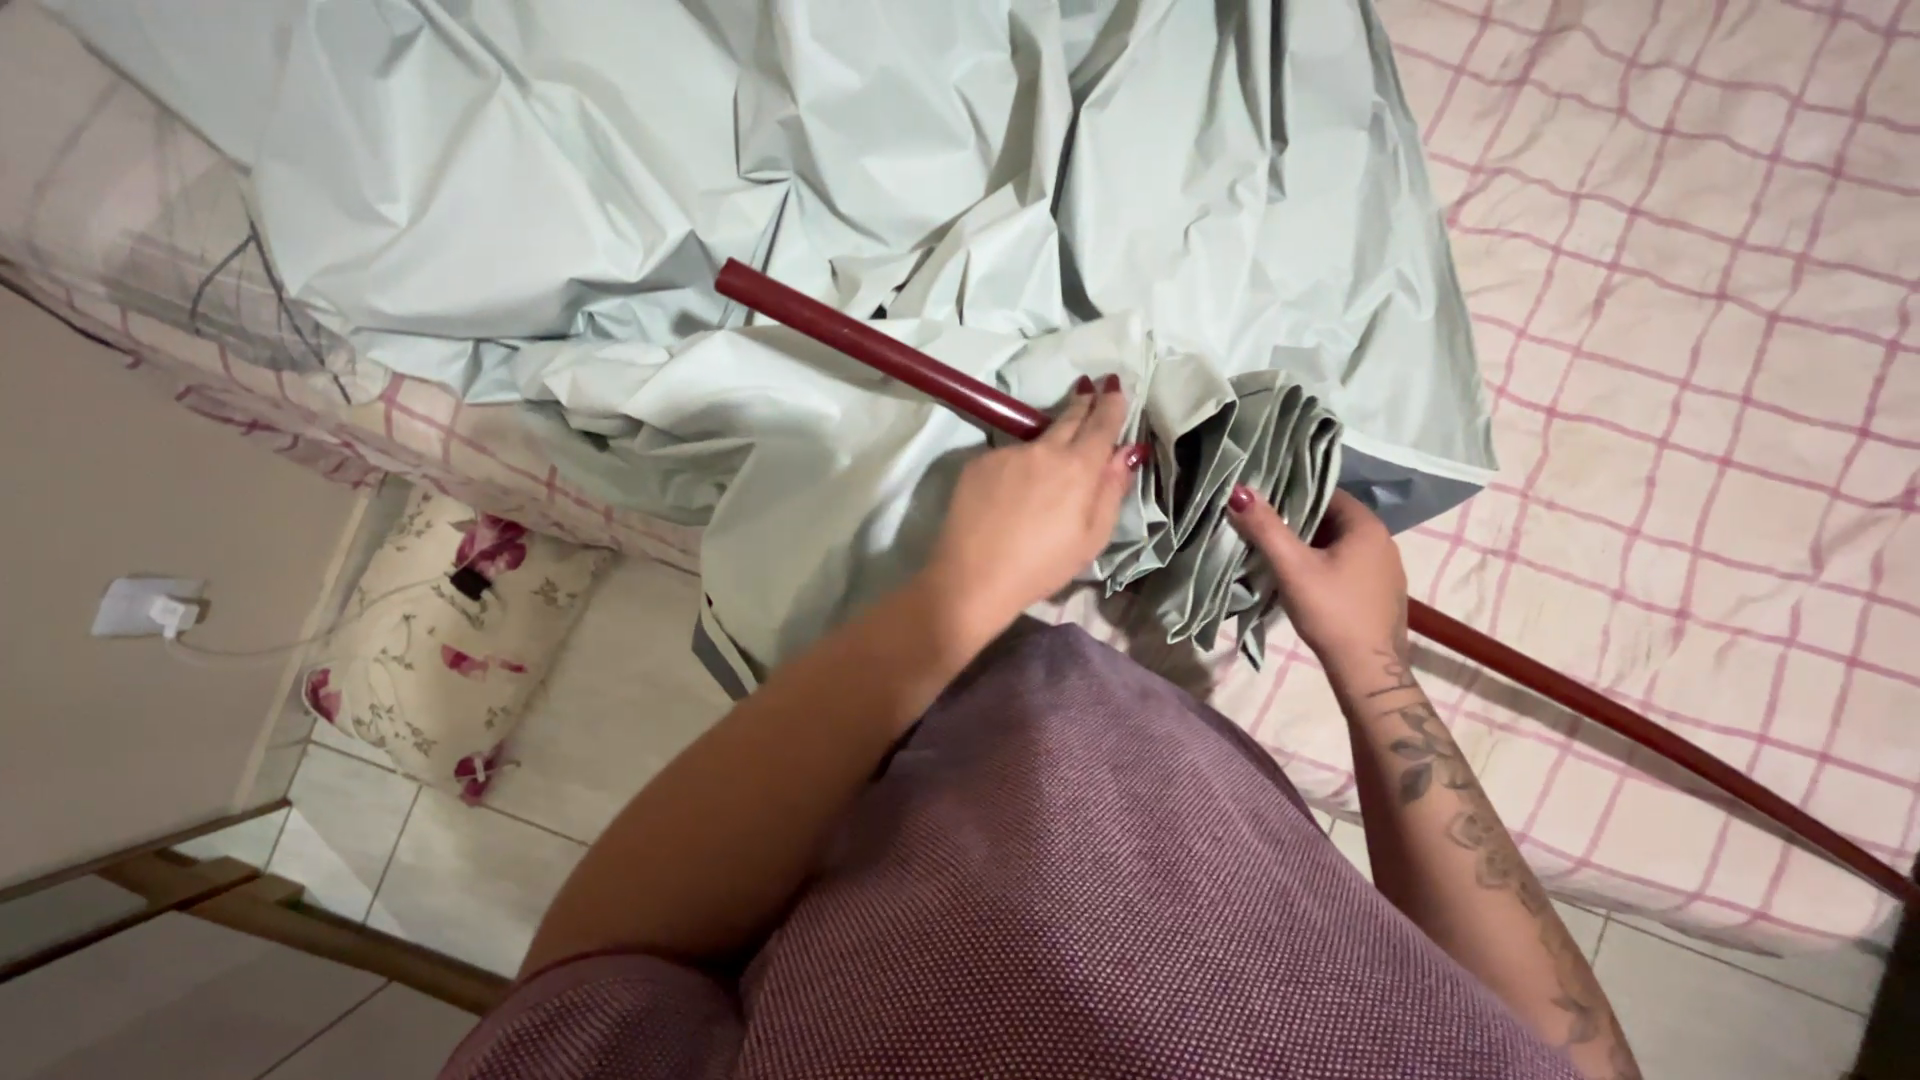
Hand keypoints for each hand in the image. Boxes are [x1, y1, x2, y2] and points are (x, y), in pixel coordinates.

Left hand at [922, 375, 1143, 635]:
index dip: (1111, 404)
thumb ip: (1112, 490)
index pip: (1101, 424)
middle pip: (1068, 419)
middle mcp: (1044, 450)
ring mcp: (1008, 454)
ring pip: (1036, 442)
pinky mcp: (979, 463)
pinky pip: (1007, 458)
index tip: (1114, 387)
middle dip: (1082, 403)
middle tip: (1089, 389)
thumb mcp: (1092, 538)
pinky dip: (1016, 468)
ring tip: (1047, 466)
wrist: (973, 577)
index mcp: (1078, 468)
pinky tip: (1011, 494)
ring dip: (1047, 444)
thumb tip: (1127, 452)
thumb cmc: (1042, 566)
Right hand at [1227, 487, 1407, 668]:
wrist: (1366, 668)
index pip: (1328, 493)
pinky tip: (1304, 578)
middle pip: (1333, 518)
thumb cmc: (1330, 610)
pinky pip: (1349, 564)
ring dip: (1311, 544)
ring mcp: (1387, 568)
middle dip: (1299, 520)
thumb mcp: (1291, 566)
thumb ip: (1265, 527)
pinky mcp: (1381, 591)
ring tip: (1277, 551)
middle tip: (1263, 526)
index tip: (1264, 502)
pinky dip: (1326, 563)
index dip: (1294, 493)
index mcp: (1367, 526)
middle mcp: (1383, 540)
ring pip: (1340, 543)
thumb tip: (1239, 490)